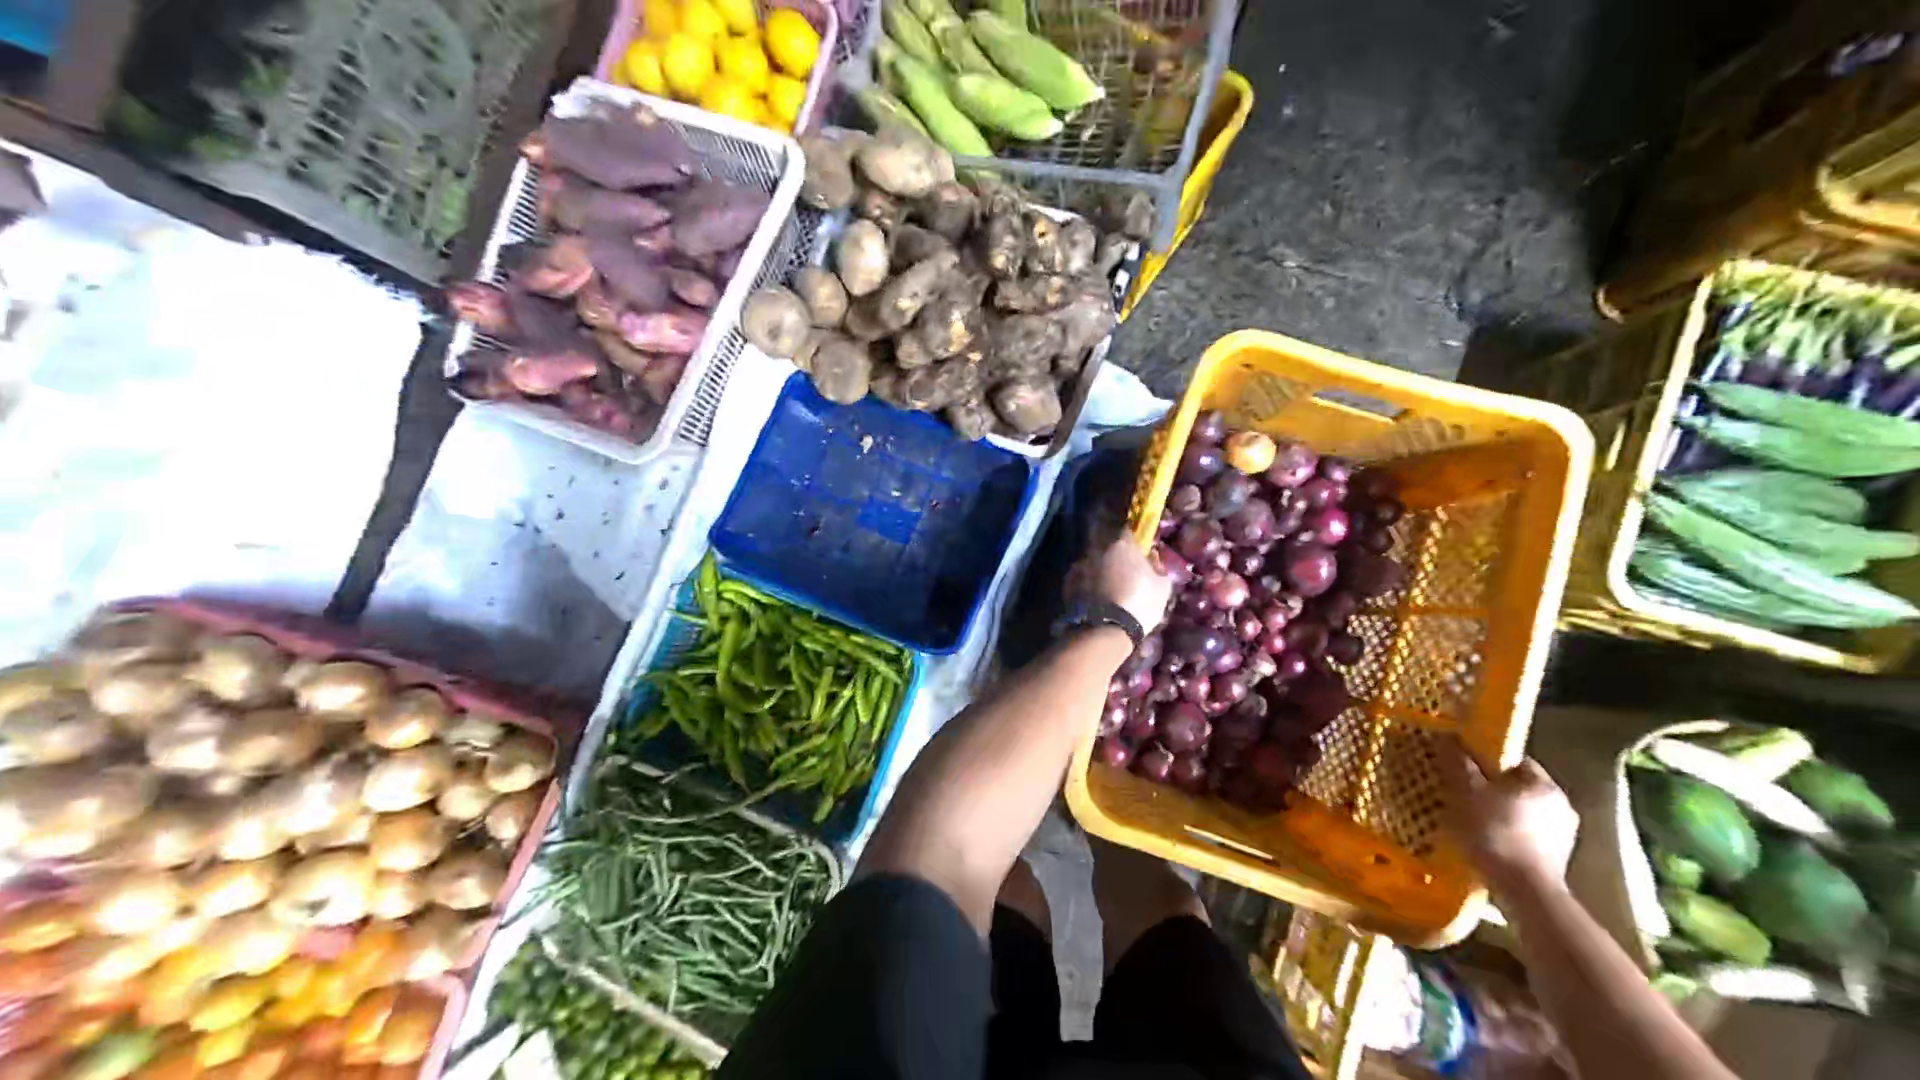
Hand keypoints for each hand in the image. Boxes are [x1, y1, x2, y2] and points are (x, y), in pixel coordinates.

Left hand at [1084, 537, 1171, 633]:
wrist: (1106, 630)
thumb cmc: (1140, 606)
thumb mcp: (1162, 587)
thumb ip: (1157, 565)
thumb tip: (1152, 554)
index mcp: (1122, 546)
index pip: (1128, 532)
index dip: (1133, 540)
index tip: (1137, 550)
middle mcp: (1098, 550)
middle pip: (1108, 547)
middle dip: (1114, 557)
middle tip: (1122, 573)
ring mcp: (1080, 565)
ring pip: (1093, 562)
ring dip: (1099, 569)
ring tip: (1106, 588)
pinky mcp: (1068, 581)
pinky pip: (1080, 577)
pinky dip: (1086, 582)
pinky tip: (1093, 596)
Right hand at [1442, 738, 1578, 897]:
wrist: (1524, 890)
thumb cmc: (1494, 833)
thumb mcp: (1467, 793)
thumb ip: (1460, 763)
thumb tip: (1448, 737)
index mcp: (1543, 784)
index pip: (1513, 760)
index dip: (1485, 760)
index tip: (1462, 768)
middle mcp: (1561, 804)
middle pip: (1518, 786)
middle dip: (1492, 788)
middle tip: (1462, 793)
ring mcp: (1563, 834)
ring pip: (1523, 811)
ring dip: (1500, 812)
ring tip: (1472, 819)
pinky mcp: (1558, 857)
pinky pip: (1527, 834)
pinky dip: (1508, 833)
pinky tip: (1488, 841)